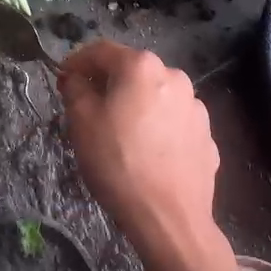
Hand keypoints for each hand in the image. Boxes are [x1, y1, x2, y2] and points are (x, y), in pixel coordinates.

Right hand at [59, 41, 258, 270]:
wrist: (170, 220)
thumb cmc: (118, 163)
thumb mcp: (81, 121)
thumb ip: (75, 88)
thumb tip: (77, 78)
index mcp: (141, 66)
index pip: (100, 50)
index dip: (76, 62)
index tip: (62, 79)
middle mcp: (174, 76)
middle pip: (131, 70)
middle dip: (108, 83)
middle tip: (88, 106)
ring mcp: (196, 108)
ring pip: (155, 96)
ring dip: (136, 104)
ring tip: (120, 133)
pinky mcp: (207, 137)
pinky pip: (173, 122)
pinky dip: (158, 128)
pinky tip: (147, 152)